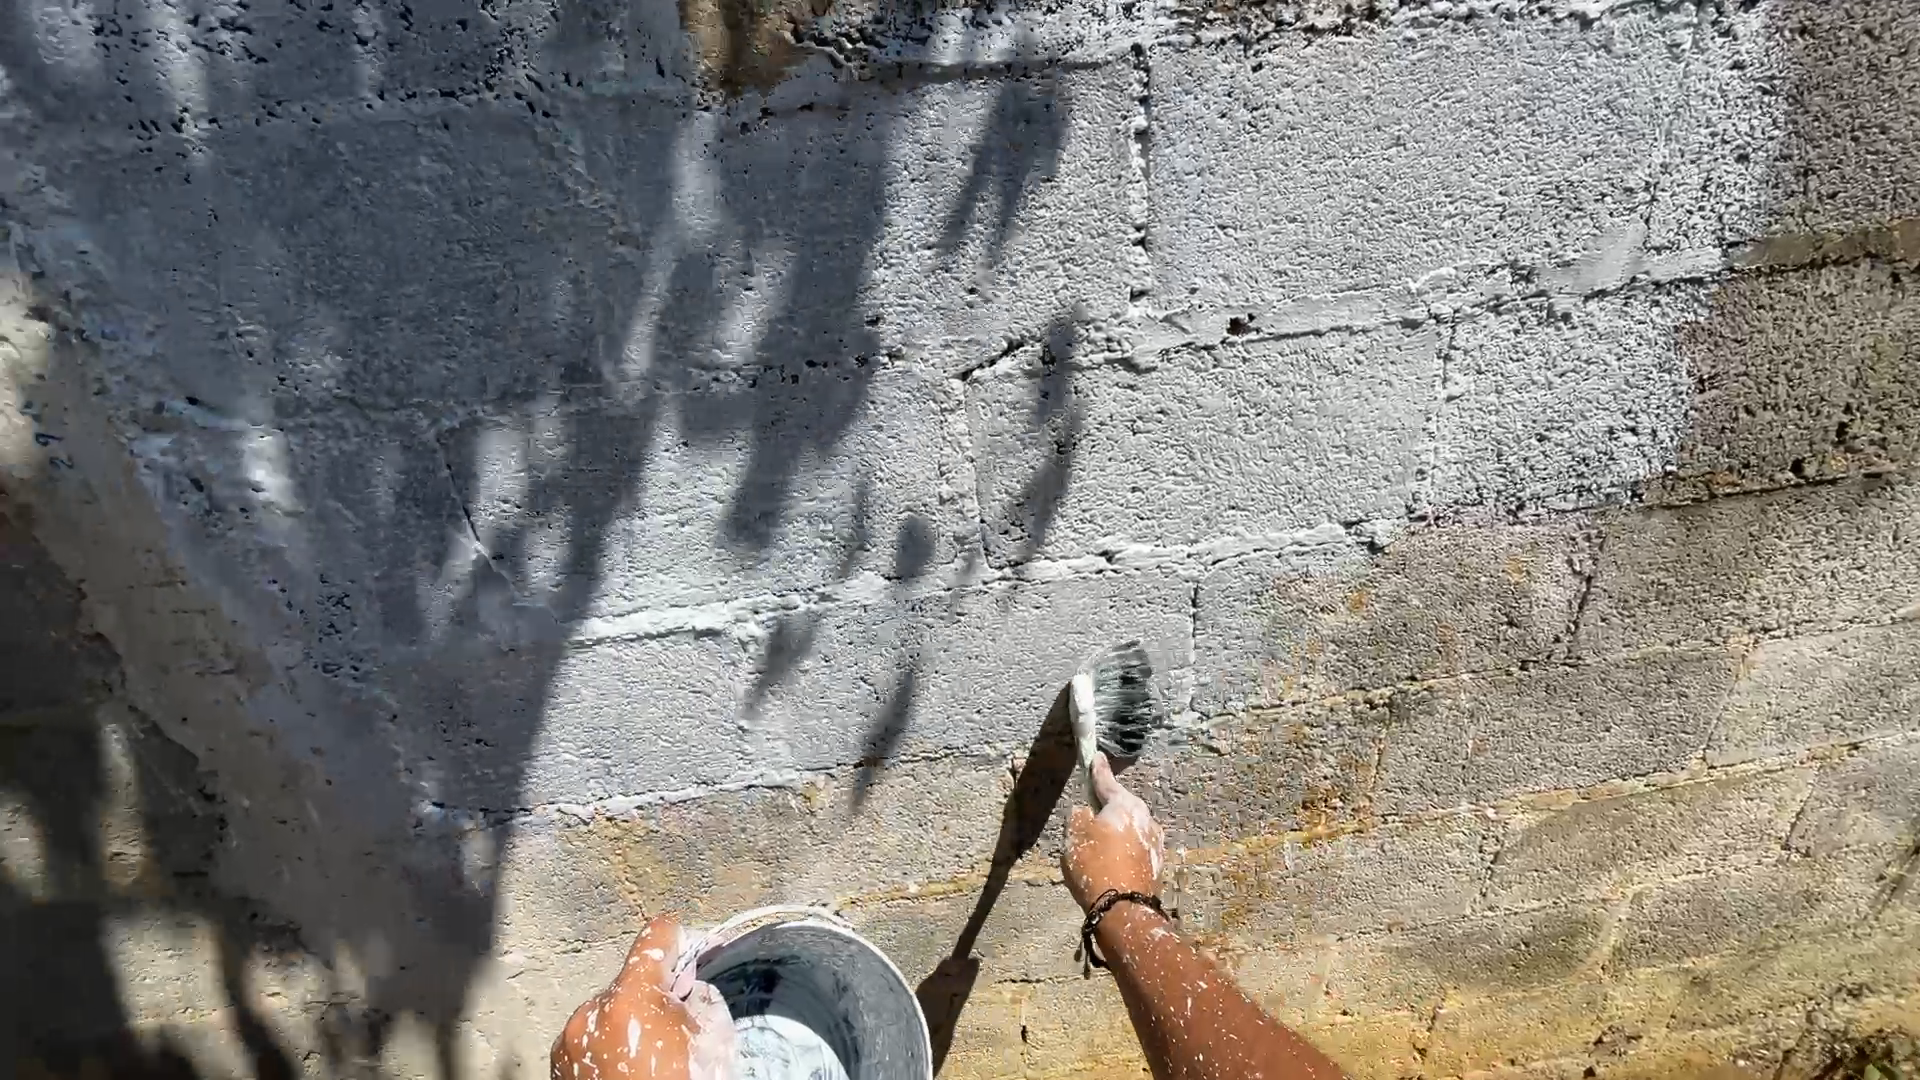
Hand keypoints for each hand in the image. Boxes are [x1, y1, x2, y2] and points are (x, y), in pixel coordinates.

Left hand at [551, 916, 735, 1079]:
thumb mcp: (711, 1036)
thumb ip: (698, 996)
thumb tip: (683, 985)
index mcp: (630, 998)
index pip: (654, 938)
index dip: (674, 936)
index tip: (682, 940)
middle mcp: (590, 1012)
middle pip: (630, 979)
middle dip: (652, 992)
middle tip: (672, 1022)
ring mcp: (568, 1043)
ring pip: (607, 1009)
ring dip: (627, 1018)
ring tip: (645, 1054)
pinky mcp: (556, 1068)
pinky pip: (590, 1037)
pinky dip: (608, 1042)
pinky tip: (626, 1068)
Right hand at [1063, 753, 1165, 910]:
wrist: (1123, 912)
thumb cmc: (1094, 867)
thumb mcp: (1074, 836)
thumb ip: (1078, 816)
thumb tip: (1086, 812)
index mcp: (1125, 806)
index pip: (1107, 781)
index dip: (1097, 769)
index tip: (1096, 756)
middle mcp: (1146, 819)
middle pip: (1122, 805)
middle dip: (1108, 805)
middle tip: (1092, 808)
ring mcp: (1155, 843)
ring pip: (1131, 827)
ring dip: (1117, 830)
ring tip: (1100, 842)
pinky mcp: (1157, 865)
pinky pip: (1136, 847)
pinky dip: (1124, 848)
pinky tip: (1113, 859)